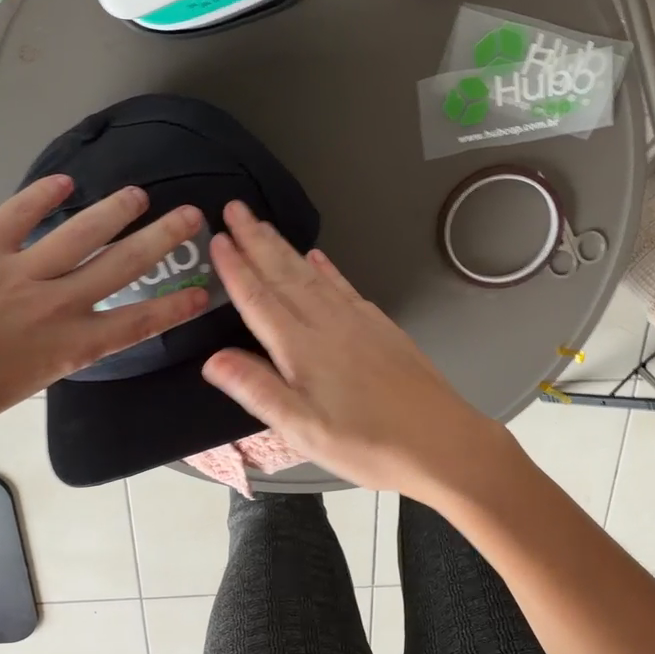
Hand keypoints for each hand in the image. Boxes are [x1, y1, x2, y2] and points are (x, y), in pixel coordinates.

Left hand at [0, 176, 208, 453]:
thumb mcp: (23, 381)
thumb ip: (50, 348)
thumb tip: (58, 319)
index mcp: (68, 350)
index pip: (137, 324)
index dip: (173, 307)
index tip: (201, 292)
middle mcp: (55, 307)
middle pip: (122, 266)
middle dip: (161, 239)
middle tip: (190, 215)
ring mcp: (17, 276)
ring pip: (81, 234)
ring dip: (115, 211)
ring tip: (139, 194)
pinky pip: (17, 216)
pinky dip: (42, 196)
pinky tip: (65, 182)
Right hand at [201, 200, 511, 496]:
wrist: (442, 441)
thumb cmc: (369, 444)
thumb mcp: (303, 430)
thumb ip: (258, 390)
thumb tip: (213, 360)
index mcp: (302, 349)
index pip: (259, 299)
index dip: (235, 269)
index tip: (217, 240)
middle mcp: (328, 325)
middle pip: (284, 274)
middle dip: (256, 240)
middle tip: (235, 209)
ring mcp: (357, 322)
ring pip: (312, 274)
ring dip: (284, 247)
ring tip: (264, 224)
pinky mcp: (380, 327)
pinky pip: (344, 286)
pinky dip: (327, 268)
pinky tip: (318, 258)